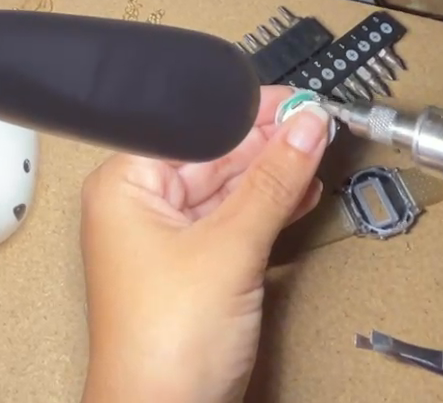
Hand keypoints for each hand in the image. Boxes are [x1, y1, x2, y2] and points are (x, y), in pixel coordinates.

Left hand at [79, 85, 331, 402]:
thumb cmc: (165, 344)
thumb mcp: (229, 248)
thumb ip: (272, 182)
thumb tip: (305, 127)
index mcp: (126, 182)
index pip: (194, 127)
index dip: (246, 109)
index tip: (292, 99)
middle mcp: (141, 201)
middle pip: (213, 154)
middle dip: (266, 139)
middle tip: (314, 119)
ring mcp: (167, 235)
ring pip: (227, 187)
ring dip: (273, 172)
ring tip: (316, 146)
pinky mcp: (193, 264)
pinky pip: (232, 219)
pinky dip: (267, 207)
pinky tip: (300, 188)